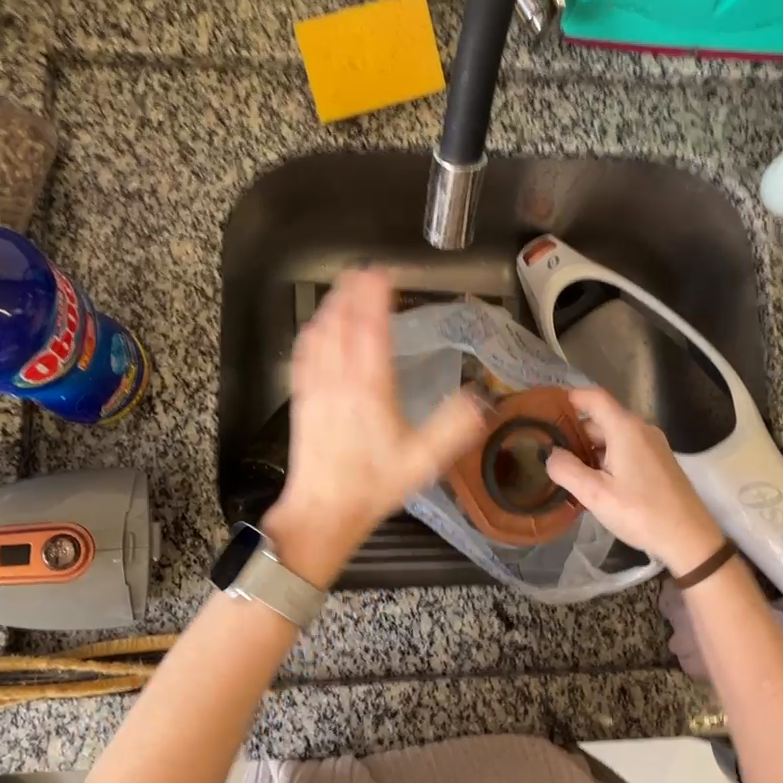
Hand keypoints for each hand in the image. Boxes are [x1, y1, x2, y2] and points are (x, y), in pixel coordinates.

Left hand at [262, 269, 486, 587]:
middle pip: (342, 322)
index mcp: (369, 390)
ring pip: (320, 333)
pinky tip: (318, 326)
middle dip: (353, 291)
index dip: (375, 296)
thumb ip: (452, 428)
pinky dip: (313, 331)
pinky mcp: (302, 400)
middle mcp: (338, 380)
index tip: (383, 274)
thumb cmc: (372, 486)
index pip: (370, 328)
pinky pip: (303, 354)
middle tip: (366, 270)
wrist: (323, 511)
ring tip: (346, 288)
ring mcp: (316, 388)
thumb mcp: (422, 462)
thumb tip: (481, 399)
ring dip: (333, 305)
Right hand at [545, 388, 728, 574]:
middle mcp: (641, 429)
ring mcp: (653, 445)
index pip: (593, 397)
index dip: (567, 399)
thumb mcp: (595, 494)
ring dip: (588, 450)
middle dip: (573, 434)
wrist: (689, 539)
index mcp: (625, 428)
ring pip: (612, 437)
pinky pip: (625, 449)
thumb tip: (550, 454)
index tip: (543, 411)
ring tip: (566, 473)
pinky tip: (593, 483)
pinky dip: (605, 459)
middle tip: (547, 454)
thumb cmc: (641, 513)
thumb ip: (566, 470)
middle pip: (600, 419)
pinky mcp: (658, 462)